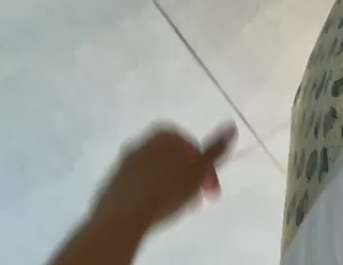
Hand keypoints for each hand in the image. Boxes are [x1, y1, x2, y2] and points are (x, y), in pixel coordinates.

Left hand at [89, 123, 235, 233]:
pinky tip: (152, 209)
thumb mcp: (200, 170)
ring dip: (167, 186)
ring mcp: (124, 163)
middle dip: (186, 178)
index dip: (206, 170)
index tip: (209, 191)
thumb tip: (232, 126)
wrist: (122, 216)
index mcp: (166, 133)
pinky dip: (148, 194)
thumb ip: (216, 149)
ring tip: (173, 207)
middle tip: (193, 200)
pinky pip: (137, 186)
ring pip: (155, 173)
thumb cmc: (168, 188)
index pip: (194, 147)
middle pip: (173, 159)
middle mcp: (143, 141)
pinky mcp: (110, 184)